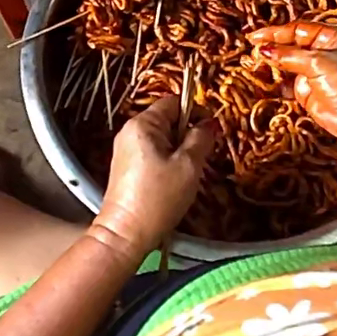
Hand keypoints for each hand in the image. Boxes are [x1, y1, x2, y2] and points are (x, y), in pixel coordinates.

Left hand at [93, 95, 216, 257]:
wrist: (125, 233)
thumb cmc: (158, 197)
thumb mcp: (188, 166)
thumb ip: (201, 139)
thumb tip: (210, 122)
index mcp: (142, 124)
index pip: (172, 102)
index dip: (195, 110)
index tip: (211, 129)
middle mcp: (130, 131)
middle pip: (166, 119)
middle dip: (188, 133)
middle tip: (203, 154)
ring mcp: (125, 149)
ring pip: (161, 138)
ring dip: (180, 149)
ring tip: (191, 170)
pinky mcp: (126, 166)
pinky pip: (152, 152)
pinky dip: (167, 160)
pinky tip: (175, 180)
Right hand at [247, 21, 336, 141]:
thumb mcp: (318, 62)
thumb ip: (288, 55)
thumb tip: (265, 49)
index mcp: (333, 36)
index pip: (298, 29)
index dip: (275, 33)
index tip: (256, 36)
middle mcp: (324, 51)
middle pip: (291, 45)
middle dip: (272, 48)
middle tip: (253, 49)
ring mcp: (316, 71)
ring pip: (286, 64)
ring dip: (272, 65)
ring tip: (254, 64)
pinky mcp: (309, 91)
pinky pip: (287, 83)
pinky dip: (276, 82)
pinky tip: (264, 78)